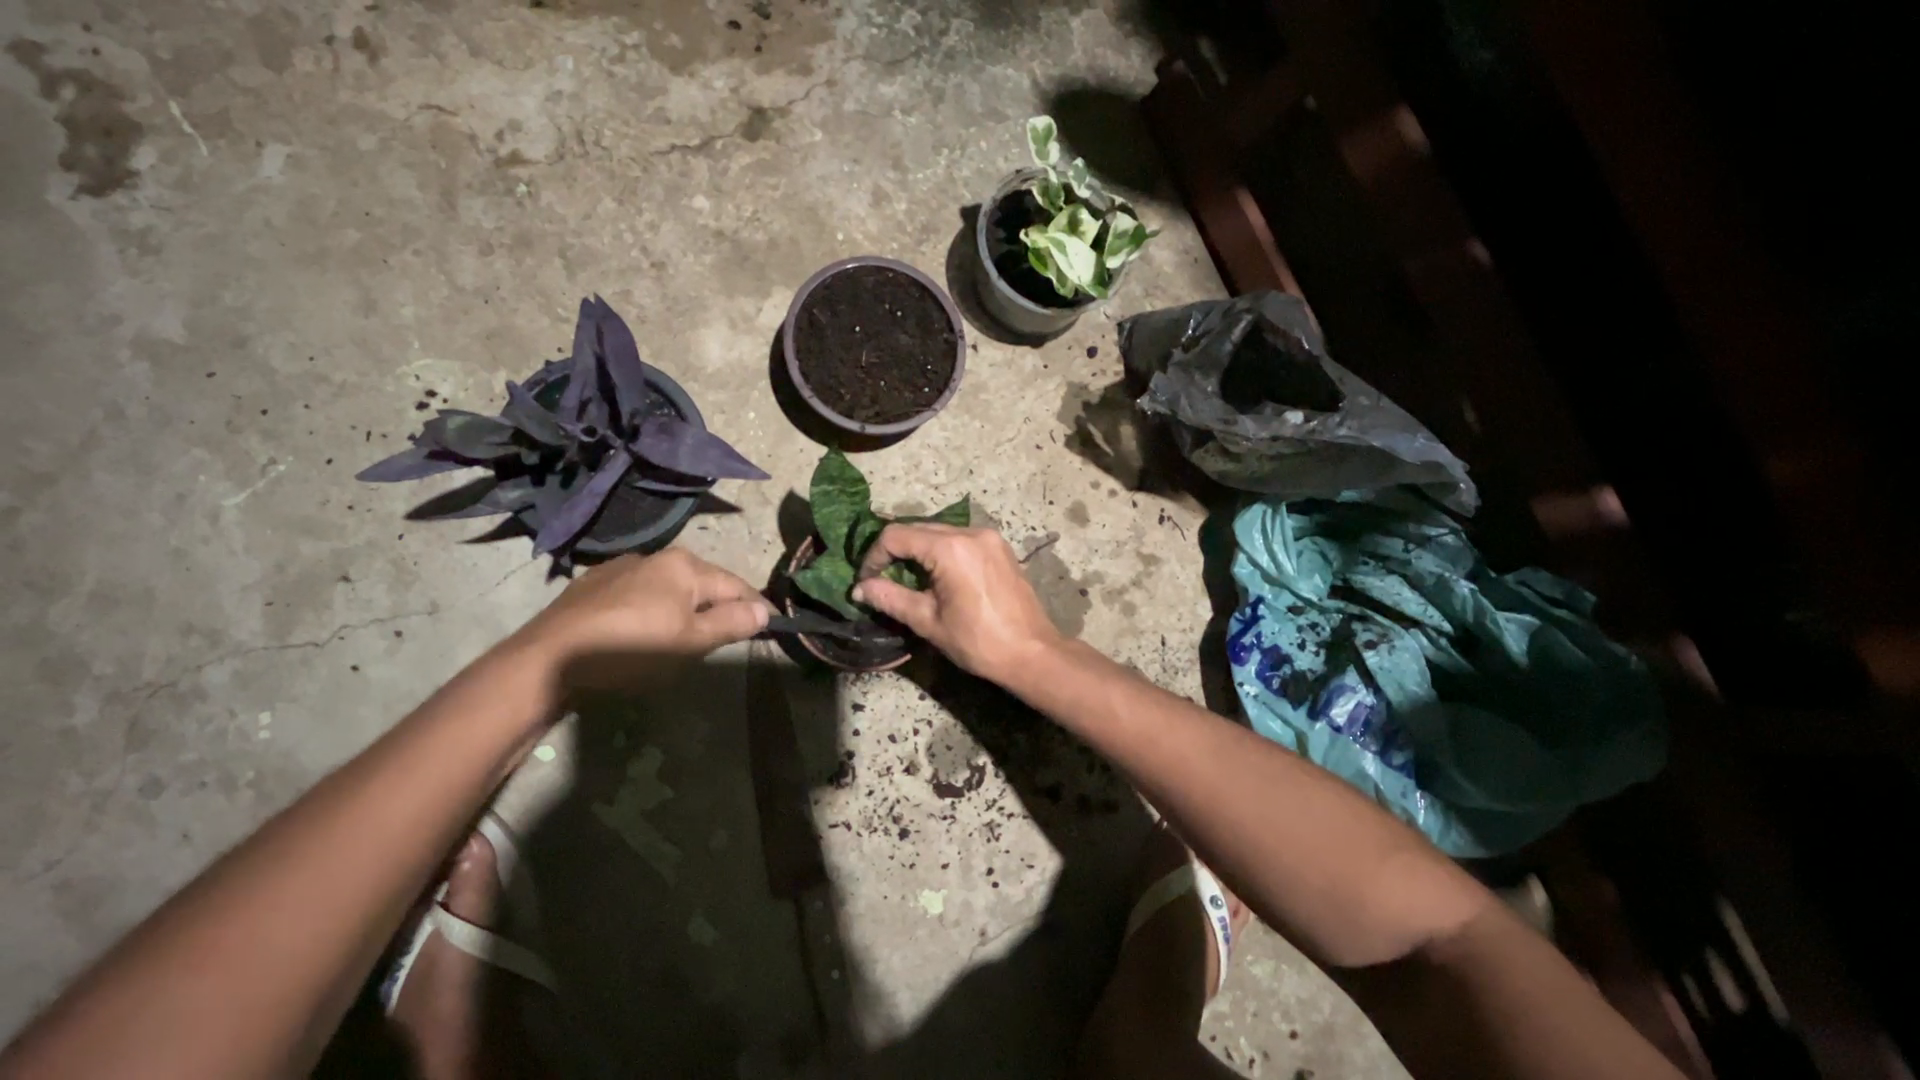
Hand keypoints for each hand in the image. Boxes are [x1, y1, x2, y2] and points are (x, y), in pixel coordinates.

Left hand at [516, 549, 770, 690]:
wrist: (552, 657)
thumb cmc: (632, 649)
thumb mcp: (691, 642)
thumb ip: (730, 623)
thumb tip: (764, 610)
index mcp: (685, 566)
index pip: (736, 585)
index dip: (755, 607)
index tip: (772, 625)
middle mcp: (655, 557)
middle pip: (702, 582)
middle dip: (719, 605)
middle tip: (729, 635)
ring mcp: (621, 567)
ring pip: (669, 587)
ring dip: (684, 606)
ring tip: (685, 635)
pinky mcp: (593, 585)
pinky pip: (639, 594)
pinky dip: (652, 608)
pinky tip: (642, 630)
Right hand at [852, 524, 1062, 681]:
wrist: (1031, 653)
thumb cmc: (978, 641)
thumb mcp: (928, 622)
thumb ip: (890, 599)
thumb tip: (860, 589)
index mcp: (950, 549)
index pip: (896, 536)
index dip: (874, 556)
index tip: (867, 581)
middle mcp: (970, 533)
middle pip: (917, 529)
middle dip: (894, 551)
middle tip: (881, 579)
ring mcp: (989, 538)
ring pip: (939, 533)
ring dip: (917, 551)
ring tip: (907, 581)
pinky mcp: (999, 548)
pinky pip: (960, 540)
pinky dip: (941, 552)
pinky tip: (937, 578)